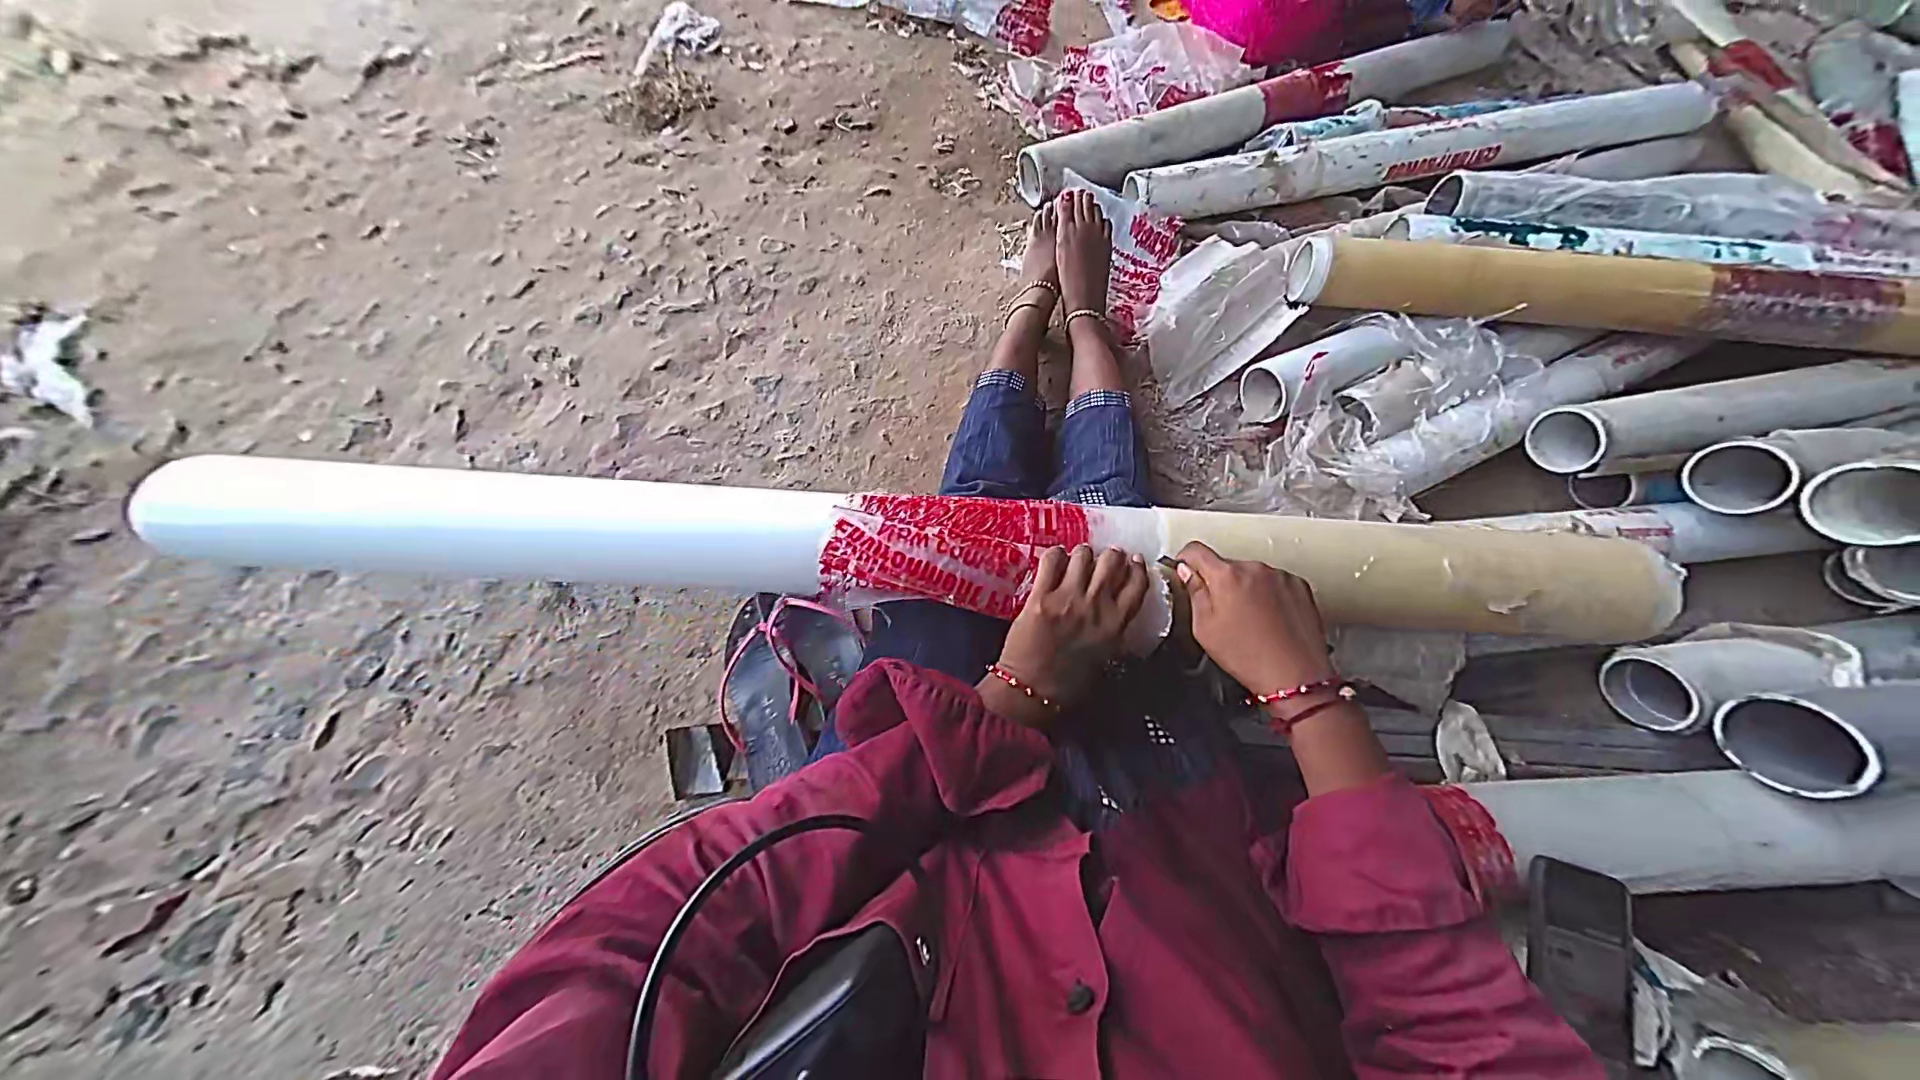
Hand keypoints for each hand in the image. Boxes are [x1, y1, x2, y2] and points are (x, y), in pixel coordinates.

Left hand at [988, 546, 1149, 721]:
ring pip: (1083, 555)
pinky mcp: (1040, 596)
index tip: (1132, 560)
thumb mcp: (1105, 656)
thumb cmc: (1068, 683)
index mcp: (1115, 625)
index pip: (1137, 584)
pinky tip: (1055, 560)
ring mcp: (1068, 599)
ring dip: (1081, 555)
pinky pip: (1052, 560)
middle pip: (1112, 562)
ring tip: (1076, 561)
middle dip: (1109, 556)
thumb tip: (1112, 608)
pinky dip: (1055, 555)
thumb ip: (1112, 629)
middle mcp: (1096, 607)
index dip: (1136, 567)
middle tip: (1102, 559)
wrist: (1032, 691)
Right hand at [1175, 541, 1333, 696]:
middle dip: (1219, 582)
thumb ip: (1194, 593)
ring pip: (1250, 573)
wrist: (1295, 676)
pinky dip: (1267, 594)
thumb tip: (1188, 573)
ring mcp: (1280, 576)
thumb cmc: (1249, 657)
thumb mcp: (1204, 628)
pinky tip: (1267, 620)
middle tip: (1221, 613)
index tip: (1186, 571)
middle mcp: (1255, 568)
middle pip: (1225, 564)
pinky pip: (1273, 581)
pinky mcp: (1299, 586)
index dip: (1186, 561)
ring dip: (1244, 588)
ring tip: (1249, 621)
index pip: (1196, 550)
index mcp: (1227, 576)